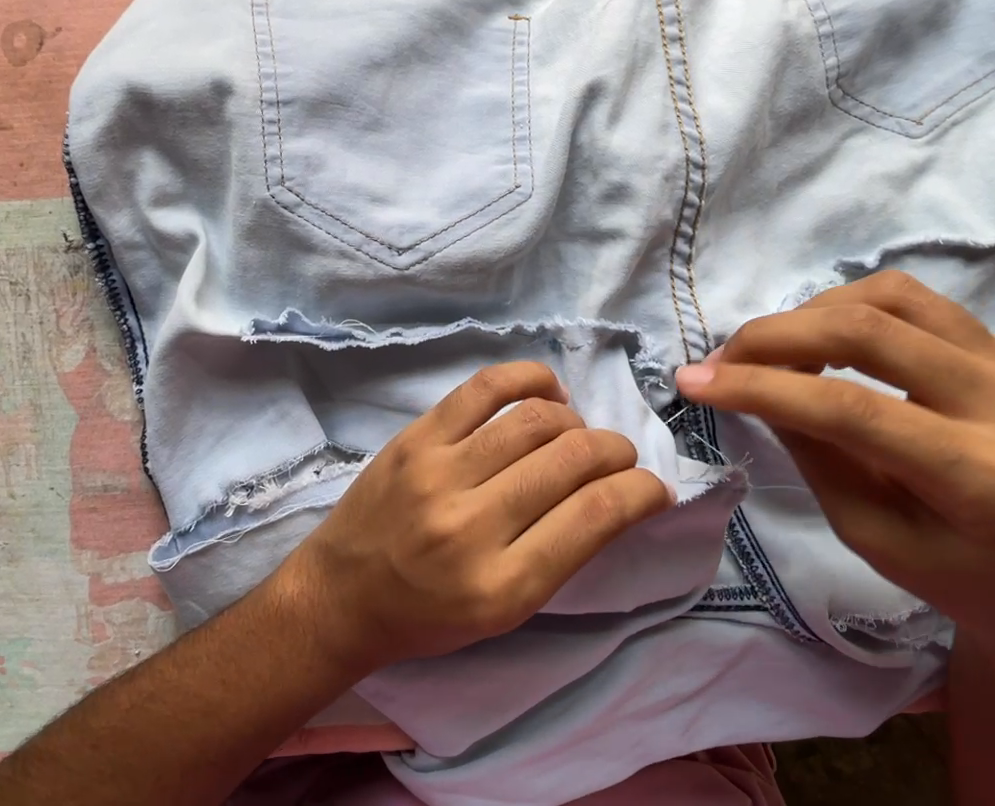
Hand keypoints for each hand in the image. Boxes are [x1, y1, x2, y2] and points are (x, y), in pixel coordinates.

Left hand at [270, 362, 672, 674]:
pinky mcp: (414, 439)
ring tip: (578, 432)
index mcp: (504, 585)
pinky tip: (547, 391)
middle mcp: (472, 525)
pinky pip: (483, 388)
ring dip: (576, 421)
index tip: (652, 486)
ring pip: (535, 420)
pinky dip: (528, 379)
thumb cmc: (429, 615)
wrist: (342, 595)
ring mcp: (438, 473)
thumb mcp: (506, 612)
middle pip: (572, 460)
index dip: (641, 491)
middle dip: (615, 451)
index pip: (597, 516)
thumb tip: (619, 494)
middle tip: (618, 457)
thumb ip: (562, 554)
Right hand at [672, 272, 994, 668]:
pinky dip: (848, 306)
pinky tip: (819, 337)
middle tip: (721, 359)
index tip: (693, 381)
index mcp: (986, 481)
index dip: (763, 386)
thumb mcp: (865, 532)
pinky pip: (915, 301)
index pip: (853, 409)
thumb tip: (747, 385)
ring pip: (891, 298)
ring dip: (810, 313)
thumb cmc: (949, 574)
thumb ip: (813, 452)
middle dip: (776, 336)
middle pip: (871, 333)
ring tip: (770, 350)